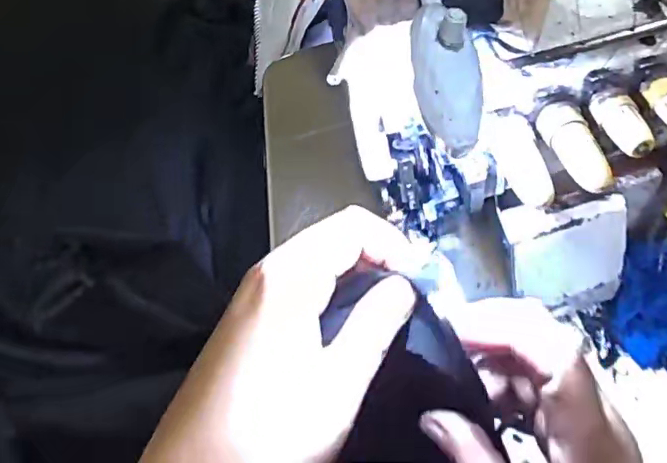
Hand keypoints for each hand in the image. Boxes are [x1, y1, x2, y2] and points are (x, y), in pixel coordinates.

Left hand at [140, 207, 423, 462]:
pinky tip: (347, 326)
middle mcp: (266, 274)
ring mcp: (251, 297)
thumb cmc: (258, 444)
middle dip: (380, 255)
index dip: (397, 245)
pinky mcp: (244, 322)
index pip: (356, 226)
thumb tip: (405, 287)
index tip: (421, 277)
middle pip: (337, 234)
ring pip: (320, 257)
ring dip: (359, 273)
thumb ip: (378, 323)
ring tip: (388, 308)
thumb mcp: (337, 386)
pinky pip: (301, 281)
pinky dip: (333, 289)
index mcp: (288, 276)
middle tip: (411, 290)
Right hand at [420, 298, 641, 462]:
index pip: (556, 352)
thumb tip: (435, 417)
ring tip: (454, 375)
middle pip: (552, 343)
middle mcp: (602, 415)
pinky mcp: (591, 432)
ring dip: (500, 359)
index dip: (505, 327)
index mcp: (593, 435)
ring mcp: (600, 421)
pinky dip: (514, 388)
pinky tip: (483, 404)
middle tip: (446, 339)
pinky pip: (550, 390)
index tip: (455, 328)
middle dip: (497, 330)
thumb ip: (477, 462)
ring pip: (548, 362)